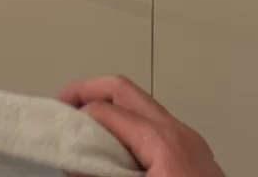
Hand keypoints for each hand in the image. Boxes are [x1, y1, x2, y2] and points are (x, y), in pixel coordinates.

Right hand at [58, 76, 224, 176]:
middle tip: (65, 106)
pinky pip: (154, 122)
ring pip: (140, 102)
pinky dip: (129, 122)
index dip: (77, 116)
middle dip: (88, 91)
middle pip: (122, 89)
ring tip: (86, 125)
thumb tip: (74, 166)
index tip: (60, 131)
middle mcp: (178, 132)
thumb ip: (103, 175)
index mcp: (162, 142)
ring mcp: (191, 141)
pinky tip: (118, 146)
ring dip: (109, 105)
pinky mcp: (197, 155)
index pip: (106, 109)